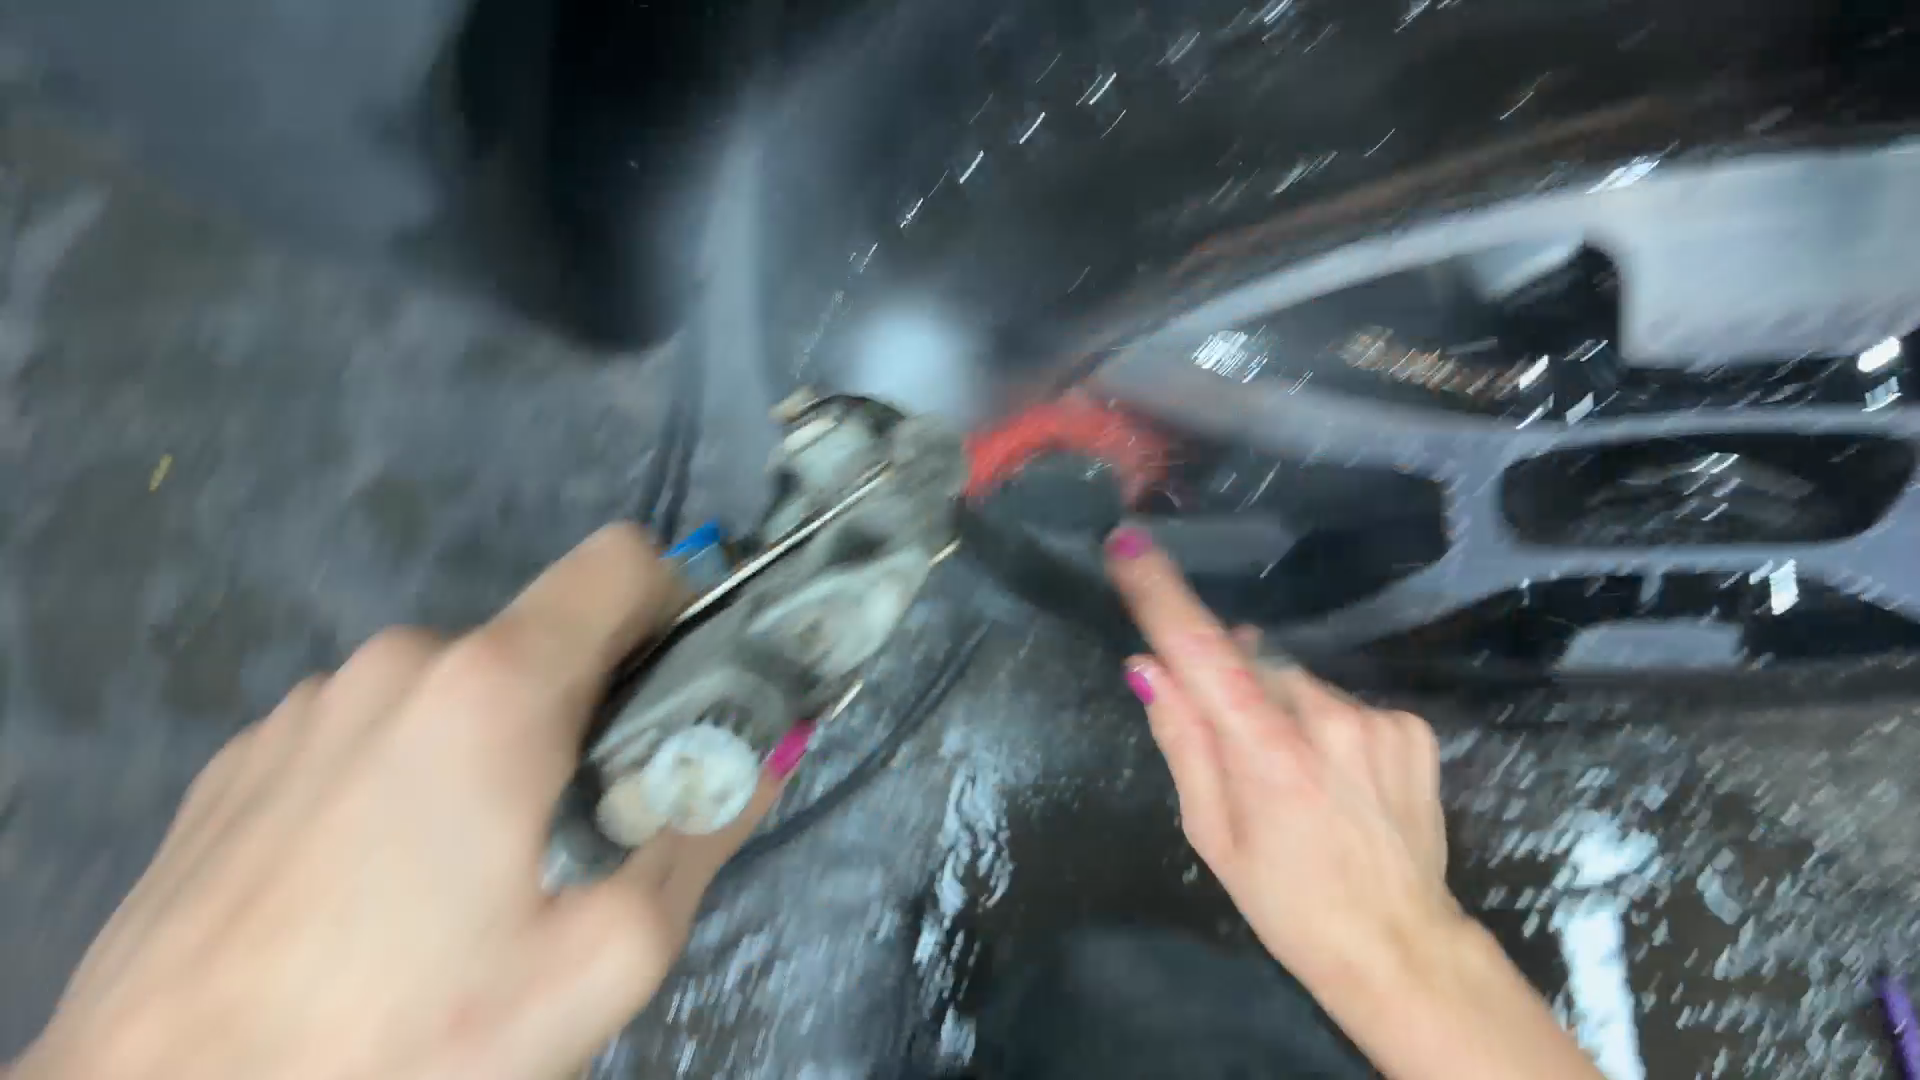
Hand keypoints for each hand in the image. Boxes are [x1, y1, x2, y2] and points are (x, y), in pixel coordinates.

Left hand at [15, 525, 791, 1079]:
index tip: (677, 694)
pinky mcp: (245, 756)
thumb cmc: (411, 1039)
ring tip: (482, 866)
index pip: (622, 561)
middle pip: (550, 636)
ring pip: (467, 683)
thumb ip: (710, 827)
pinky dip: (419, 769)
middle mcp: (400, 663)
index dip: (674, 608)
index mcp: (493, 686)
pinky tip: (383, 883)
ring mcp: (311, 704)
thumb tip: (772, 750)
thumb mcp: (610, 956)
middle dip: (596, 704)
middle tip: (590, 819)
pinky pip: (383, 725)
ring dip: (506, 741)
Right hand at [1103, 526, 1455, 987]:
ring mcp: (1376, 719)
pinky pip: (1337, 698)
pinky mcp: (1410, 725)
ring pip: (1293, 679)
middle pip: (1247, 660)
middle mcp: (1326, 721)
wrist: (1402, 949)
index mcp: (1266, 756)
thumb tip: (1146, 667)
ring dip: (1275, 703)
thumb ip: (1182, 740)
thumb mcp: (1211, 833)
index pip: (1201, 652)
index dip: (1161, 596)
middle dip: (1224, 679)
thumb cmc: (1285, 900)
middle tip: (1232, 745)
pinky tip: (1332, 770)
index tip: (1130, 546)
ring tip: (1291, 770)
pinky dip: (1320, 719)